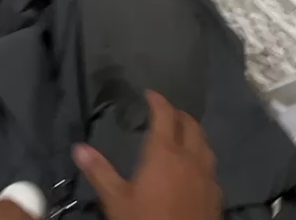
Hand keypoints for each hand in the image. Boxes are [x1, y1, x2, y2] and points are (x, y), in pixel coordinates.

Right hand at [73, 91, 219, 219]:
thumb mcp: (117, 201)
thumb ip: (99, 172)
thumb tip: (78, 148)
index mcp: (165, 153)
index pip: (165, 114)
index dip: (157, 100)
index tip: (149, 94)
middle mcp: (190, 159)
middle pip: (191, 125)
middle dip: (178, 115)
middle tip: (164, 114)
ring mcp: (207, 179)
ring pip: (205, 145)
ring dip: (193, 135)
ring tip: (181, 138)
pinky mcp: (217, 198)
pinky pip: (211, 169)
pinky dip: (202, 160)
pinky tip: (193, 172)